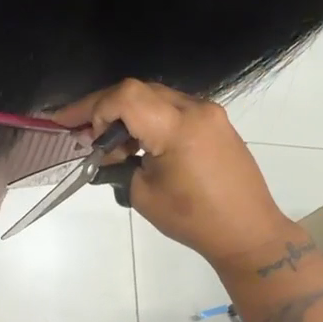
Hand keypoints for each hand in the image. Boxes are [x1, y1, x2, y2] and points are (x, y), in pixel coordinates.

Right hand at [53, 80, 296, 265]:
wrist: (247, 231)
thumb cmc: (192, 219)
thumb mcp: (141, 193)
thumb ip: (119, 163)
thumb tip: (105, 150)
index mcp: (177, 128)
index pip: (124, 97)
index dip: (93, 109)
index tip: (75, 131)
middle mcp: (195, 109)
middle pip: (136, 90)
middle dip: (103, 107)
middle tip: (80, 132)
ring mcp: (208, 112)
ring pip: (153, 95)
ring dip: (125, 112)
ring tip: (110, 144)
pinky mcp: (214, 121)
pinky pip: (171, 106)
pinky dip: (147, 117)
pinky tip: (136, 143)